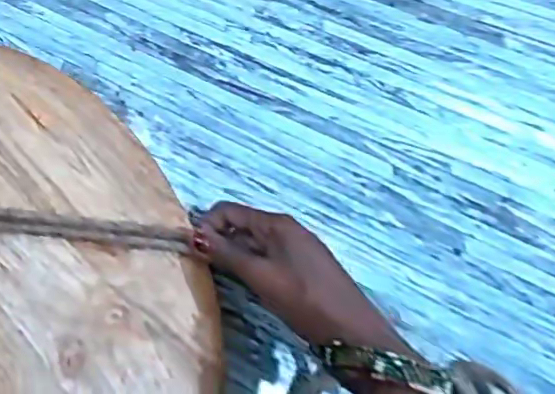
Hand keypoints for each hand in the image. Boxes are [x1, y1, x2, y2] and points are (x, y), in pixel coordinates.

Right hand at [194, 203, 411, 353]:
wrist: (364, 344)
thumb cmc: (306, 301)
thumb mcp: (258, 275)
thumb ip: (223, 252)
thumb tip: (190, 235)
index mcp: (277, 223)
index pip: (227, 210)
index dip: (208, 224)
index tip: (198, 248)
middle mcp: (290, 229)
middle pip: (242, 225)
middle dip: (223, 240)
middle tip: (212, 263)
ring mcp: (304, 250)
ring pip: (257, 243)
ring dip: (239, 255)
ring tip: (232, 276)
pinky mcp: (312, 270)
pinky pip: (273, 257)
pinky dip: (258, 265)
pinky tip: (258, 284)